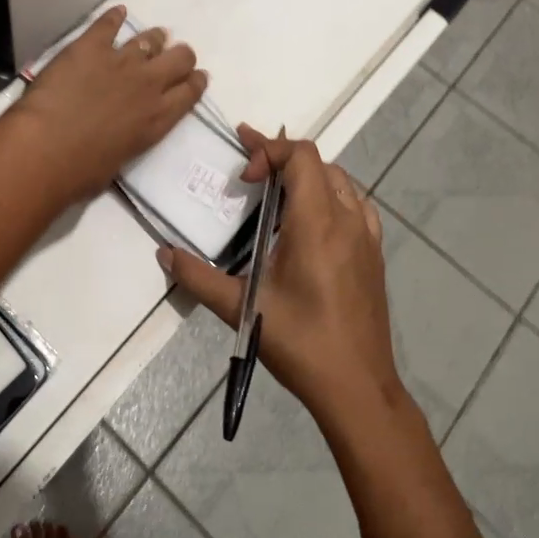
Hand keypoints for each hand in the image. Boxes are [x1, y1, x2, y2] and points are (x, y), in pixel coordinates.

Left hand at [7, 6, 207, 204]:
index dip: (195, 81)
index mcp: (157, 118)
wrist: (46, 147)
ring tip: (154, 37)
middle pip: (180, 58)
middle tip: (174, 57)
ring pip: (150, 39)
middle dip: (181, 56)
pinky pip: (108, 23)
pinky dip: (114, 17)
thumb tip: (121, 132)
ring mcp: (120, 61)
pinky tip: (118, 12)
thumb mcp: (120, 159)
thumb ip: (130, 137)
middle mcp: (148, 84)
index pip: (189, 92)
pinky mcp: (90, 46)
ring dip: (154, 38)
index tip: (196, 77)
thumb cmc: (80, 171)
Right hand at [159, 126, 404, 421]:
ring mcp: (366, 237)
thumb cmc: (300, 343)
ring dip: (307, 176)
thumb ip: (199, 277)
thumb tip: (164, 254)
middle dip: (282, 158)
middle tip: (249, 176)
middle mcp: (346, 220)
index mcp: (316, 223)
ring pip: (339, 181)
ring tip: (276, 193)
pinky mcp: (374, 256)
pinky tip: (311, 223)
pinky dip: (331, 197)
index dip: (269, 149)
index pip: (300, 156)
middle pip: (319, 163)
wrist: (357, 388)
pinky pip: (356, 206)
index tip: (243, 172)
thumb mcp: (242, 308)